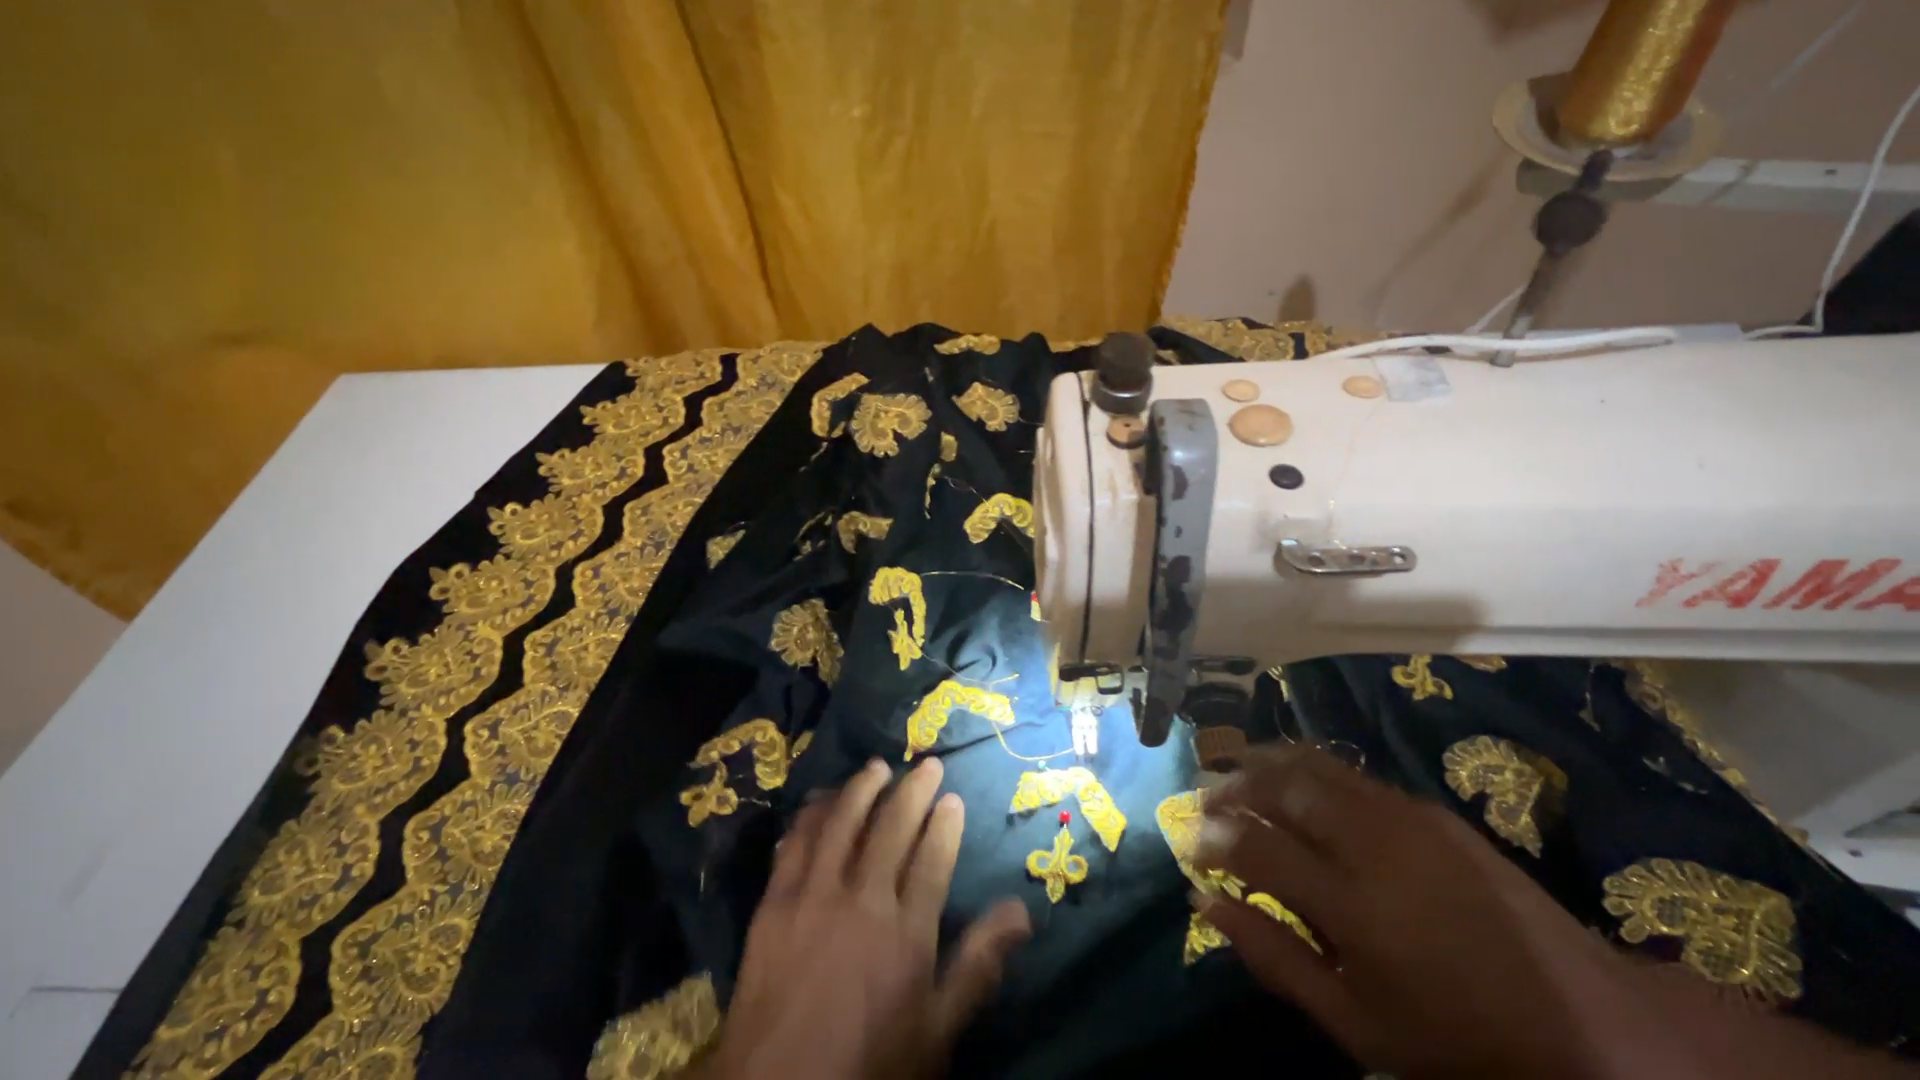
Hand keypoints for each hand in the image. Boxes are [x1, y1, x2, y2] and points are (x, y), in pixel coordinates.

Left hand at [702, 757, 1030, 1079]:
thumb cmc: (868, 1064)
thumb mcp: (937, 1031)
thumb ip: (978, 967)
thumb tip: (1021, 911)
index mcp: (906, 931)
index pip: (932, 857)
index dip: (945, 823)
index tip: (952, 797)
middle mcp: (861, 899)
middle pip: (890, 828)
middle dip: (912, 791)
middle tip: (926, 764)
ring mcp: (812, 897)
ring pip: (840, 823)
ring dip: (860, 789)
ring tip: (876, 767)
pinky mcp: (773, 904)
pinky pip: (794, 844)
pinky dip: (811, 815)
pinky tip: (820, 801)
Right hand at [1192, 746, 1701, 1078]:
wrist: (1583, 1019)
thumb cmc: (1455, 1035)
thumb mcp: (1355, 1022)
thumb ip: (1274, 956)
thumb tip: (1204, 903)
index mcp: (1351, 905)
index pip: (1255, 847)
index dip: (1211, 837)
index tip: (1188, 839)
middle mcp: (1374, 845)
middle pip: (1283, 788)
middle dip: (1233, 784)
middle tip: (1203, 793)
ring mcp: (1408, 820)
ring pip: (1319, 767)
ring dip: (1268, 763)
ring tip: (1237, 769)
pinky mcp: (1435, 812)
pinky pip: (1356, 776)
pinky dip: (1312, 770)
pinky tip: (1299, 783)